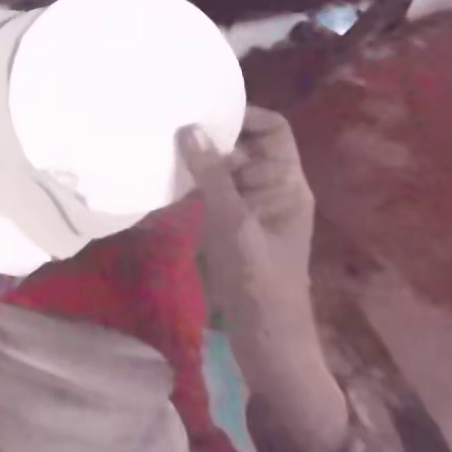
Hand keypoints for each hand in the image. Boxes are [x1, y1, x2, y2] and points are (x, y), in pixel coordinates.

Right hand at [182, 107, 314, 333]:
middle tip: (172, 124)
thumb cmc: (259, 280)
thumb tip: (190, 128)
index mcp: (287, 184)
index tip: (204, 110)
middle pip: (247, 142)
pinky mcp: (233, 221)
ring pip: (226, 164)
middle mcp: (272, 187)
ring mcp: (252, 205)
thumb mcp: (235, 223)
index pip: (274, 129)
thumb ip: (213, 175)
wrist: (267, 340)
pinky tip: (167, 175)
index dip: (246, 114)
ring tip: (163, 144)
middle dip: (214, 133)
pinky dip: (194, 178)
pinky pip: (214, 186)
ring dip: (199, 156)